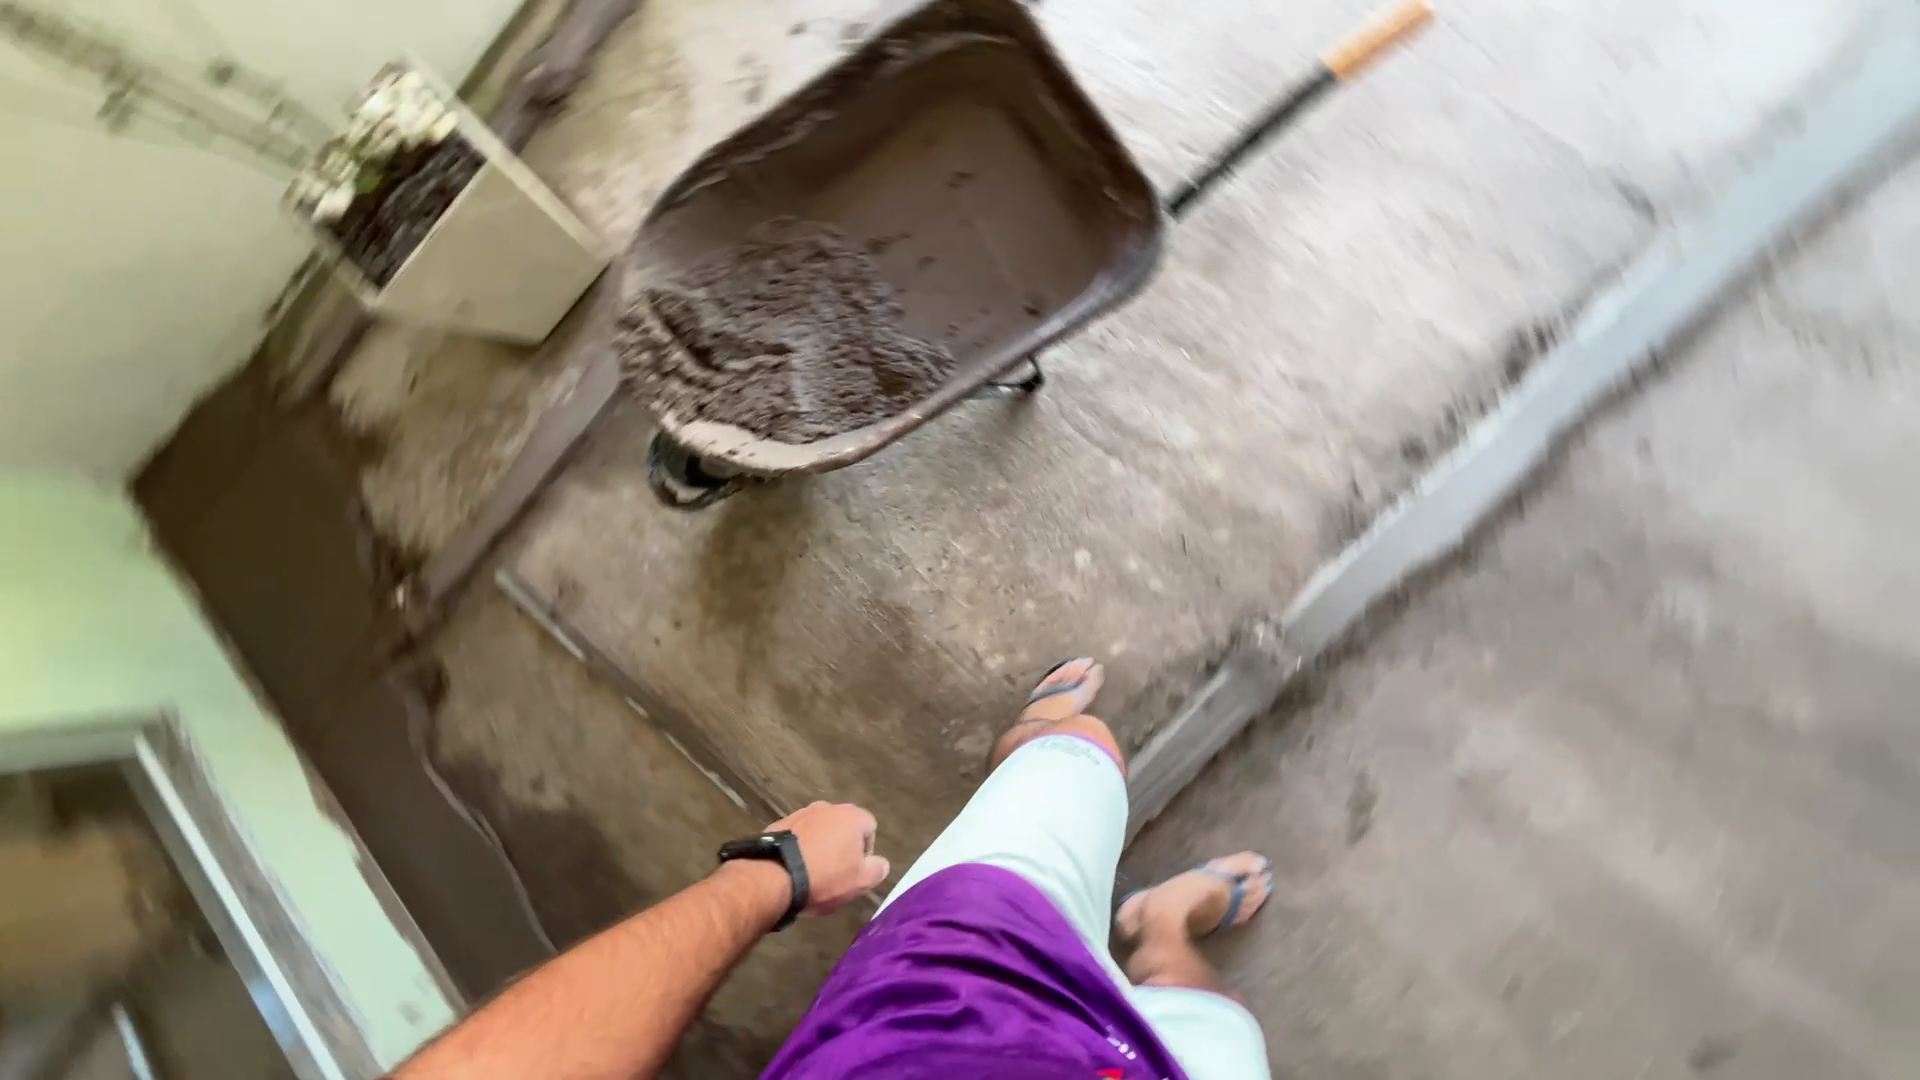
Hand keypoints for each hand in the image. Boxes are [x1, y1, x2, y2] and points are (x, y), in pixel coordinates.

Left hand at [769, 801, 888, 914]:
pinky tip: (794, 866)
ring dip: (820, 844)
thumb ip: (877, 869)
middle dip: (842, 845)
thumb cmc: (825, 877)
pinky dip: (800, 846)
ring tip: (812, 870)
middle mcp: (829, 807)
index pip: (870, 827)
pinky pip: (798, 834)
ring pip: (820, 828)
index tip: (855, 870)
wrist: (776, 875)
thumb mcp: (860, 881)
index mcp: (852, 816)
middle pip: (844, 826)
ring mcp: (802, 812)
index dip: (866, 850)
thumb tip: (881, 863)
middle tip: (836, 871)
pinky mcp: (780, 823)